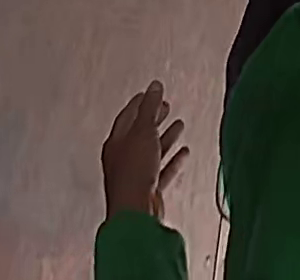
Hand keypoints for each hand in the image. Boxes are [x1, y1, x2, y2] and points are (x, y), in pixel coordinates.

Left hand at [100, 80, 188, 220]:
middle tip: (165, 105)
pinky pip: (162, 170)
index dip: (141, 102)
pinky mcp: (148, 190)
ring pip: (152, 150)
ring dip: (165, 137)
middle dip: (153, 118)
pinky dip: (172, 159)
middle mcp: (123, 157)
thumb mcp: (143, 130)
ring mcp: (135, 175)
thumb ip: (150, 106)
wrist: (136, 214)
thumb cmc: (133, 172)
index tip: (151, 92)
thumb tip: (154, 85)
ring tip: (178, 125)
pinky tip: (183, 152)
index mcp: (116, 141)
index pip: (128, 115)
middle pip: (140, 132)